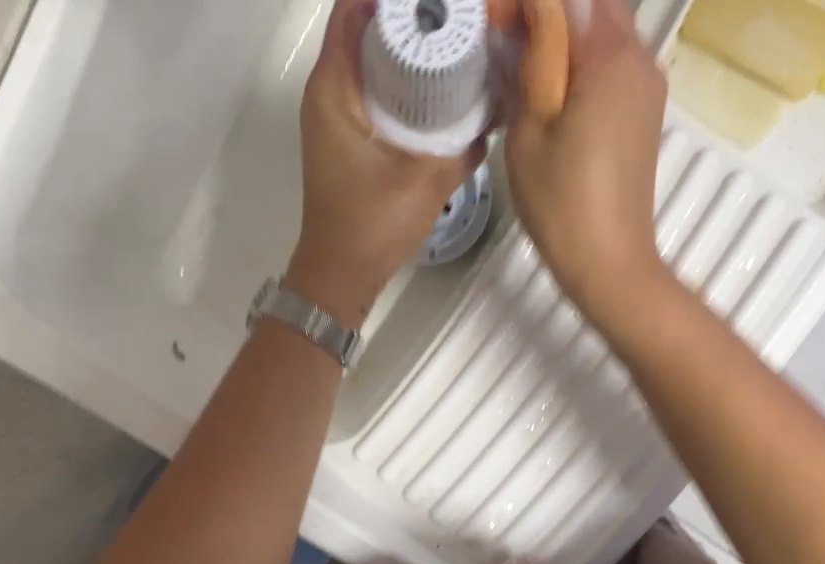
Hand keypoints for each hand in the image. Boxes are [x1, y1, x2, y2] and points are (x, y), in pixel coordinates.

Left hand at [289, 0, 485, 325]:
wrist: (341, 274)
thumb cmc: (372, 226)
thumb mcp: (427, 181)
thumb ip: (464, 145)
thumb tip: (496, 113)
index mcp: (335, 88)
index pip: (354, 11)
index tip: (435, 1)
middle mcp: (328, 91)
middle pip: (363, 28)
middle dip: (406, 17)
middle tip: (454, 20)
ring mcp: (335, 114)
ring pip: (369, 60)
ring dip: (405, 49)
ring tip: (452, 45)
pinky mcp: (347, 136)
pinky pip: (373, 90)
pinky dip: (401, 81)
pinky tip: (438, 90)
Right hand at [504, 0, 669, 320]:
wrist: (609, 262)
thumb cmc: (561, 203)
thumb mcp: (530, 126)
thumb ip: (533, 58)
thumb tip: (529, 14)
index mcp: (611, 53)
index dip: (525, 6)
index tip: (495, 27)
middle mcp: (640, 56)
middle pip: (592, 5)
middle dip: (548, 14)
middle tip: (507, 41)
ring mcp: (647, 84)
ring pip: (604, 28)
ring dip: (564, 34)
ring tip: (524, 63)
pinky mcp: (644, 110)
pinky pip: (613, 59)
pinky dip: (582, 57)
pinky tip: (551, 86)